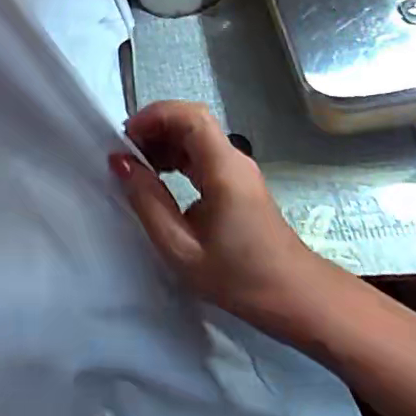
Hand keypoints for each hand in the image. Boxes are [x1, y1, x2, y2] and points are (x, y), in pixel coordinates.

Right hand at [110, 101, 338, 338]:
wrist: (294, 299)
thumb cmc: (238, 277)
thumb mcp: (180, 247)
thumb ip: (147, 201)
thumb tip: (121, 163)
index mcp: (223, 169)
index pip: (190, 116)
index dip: (154, 117)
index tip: (125, 139)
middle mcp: (233, 160)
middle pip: (191, 120)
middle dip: (154, 128)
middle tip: (125, 154)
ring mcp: (238, 170)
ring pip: (196, 136)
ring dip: (163, 142)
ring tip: (135, 168)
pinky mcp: (237, 183)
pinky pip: (202, 154)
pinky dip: (176, 157)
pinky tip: (158, 178)